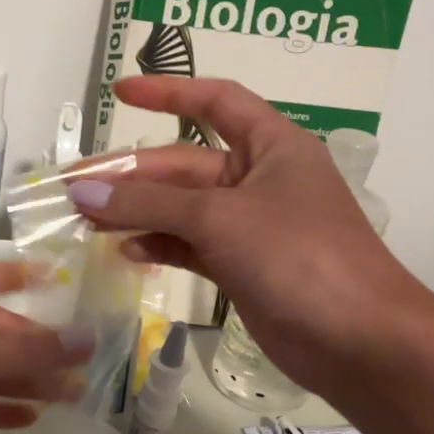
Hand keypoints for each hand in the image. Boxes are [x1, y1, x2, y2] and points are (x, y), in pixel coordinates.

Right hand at [65, 76, 433, 391]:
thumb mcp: (219, 218)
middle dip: (130, 175)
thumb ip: (147, 203)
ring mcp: (249, 226)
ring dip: (135, 213)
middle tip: (74, 188)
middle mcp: (259, 179)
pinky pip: (187, 244)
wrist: (359, 341)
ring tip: (86, 222)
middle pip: (182, 165)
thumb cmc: (299, 256)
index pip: (215, 101)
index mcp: (272, 146)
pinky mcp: (241, 266)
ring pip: (179, 208)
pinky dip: (157, 246)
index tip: (119, 92)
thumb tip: (83, 192)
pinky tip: (126, 252)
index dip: (167, 92)